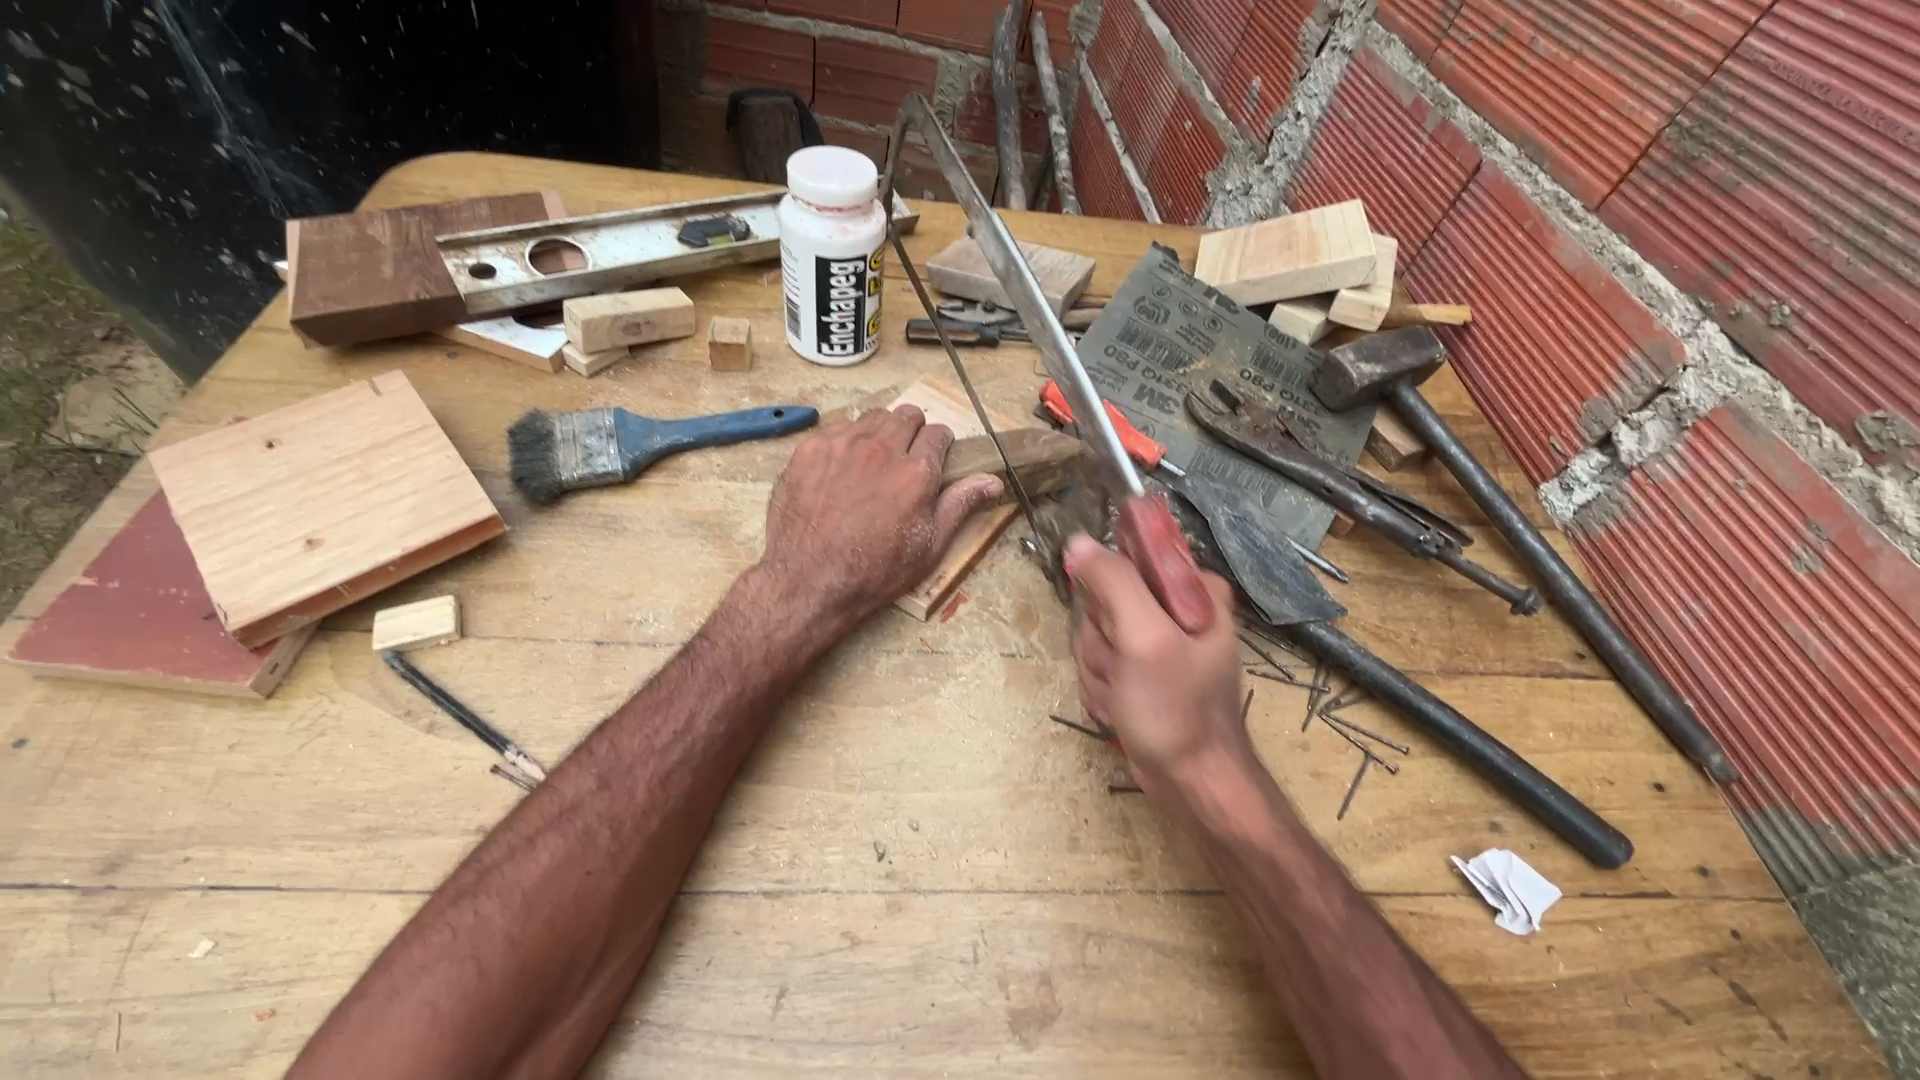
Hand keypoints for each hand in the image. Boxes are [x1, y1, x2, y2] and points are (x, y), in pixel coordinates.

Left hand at [761, 405, 1002, 626]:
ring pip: (872, 417)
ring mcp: (842, 444)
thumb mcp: (929, 547)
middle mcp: (882, 448)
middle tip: (903, 461)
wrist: (811, 580)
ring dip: (879, 433)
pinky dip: (844, 443)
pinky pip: (836, 429)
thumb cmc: (875, 571)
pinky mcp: (810, 449)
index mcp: (917, 472)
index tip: (933, 460)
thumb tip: (993, 481)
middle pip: (907, 415)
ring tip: (871, 464)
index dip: (939, 447)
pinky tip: (839, 471)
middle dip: (912, 432)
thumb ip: (960, 505)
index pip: (939, 433)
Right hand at [1066, 533, 1247, 792]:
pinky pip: (1099, 662)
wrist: (1192, 782)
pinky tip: (1122, 707)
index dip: (1109, 593)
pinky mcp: (1140, 670)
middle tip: (1124, 668)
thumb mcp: (1144, 639)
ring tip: (1126, 695)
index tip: (1119, 626)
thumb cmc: (1177, 711)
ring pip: (1094, 634)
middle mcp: (1176, 608)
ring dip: (1099, 670)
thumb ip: (1113, 583)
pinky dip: (1102, 688)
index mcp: (1192, 588)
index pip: (1126, 558)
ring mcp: (1156, 641)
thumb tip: (1078, 542)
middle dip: (1102, 641)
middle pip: (1102, 599)